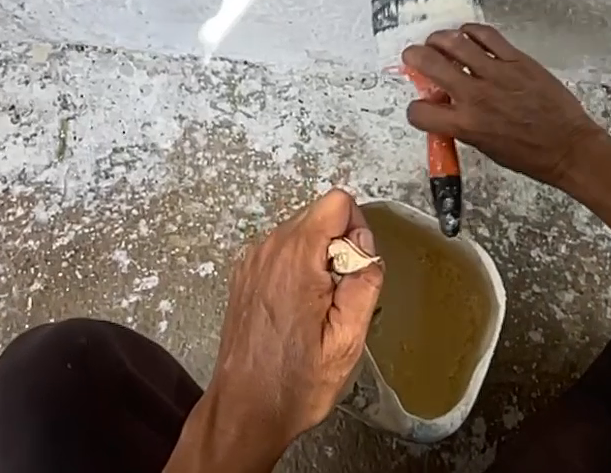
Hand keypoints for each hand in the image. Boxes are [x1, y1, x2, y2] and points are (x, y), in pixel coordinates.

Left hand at [204, 189, 383, 457]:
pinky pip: (282, 249)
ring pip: (302, 231)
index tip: (354, 271)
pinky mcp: (245, 271)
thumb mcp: (347, 339)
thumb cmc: (296, 382)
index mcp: (296, 256)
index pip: (337, 201)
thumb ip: (364, 282)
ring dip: (319, 257)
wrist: (245, 409)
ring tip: (316, 307)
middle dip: (339, 245)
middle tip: (337, 296)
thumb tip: (366, 247)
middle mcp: (270, 246)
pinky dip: (298, 266)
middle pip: (319, 214)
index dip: (357, 230)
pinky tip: (297, 308)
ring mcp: (253, 257)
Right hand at [402, 23, 607, 188]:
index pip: (420, 112)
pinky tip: (467, 35)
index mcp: (466, 124)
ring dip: (438, 39)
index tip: (423, 106)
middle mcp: (476, 96)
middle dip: (413, 56)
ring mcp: (497, 74)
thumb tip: (444, 102)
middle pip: (429, 63)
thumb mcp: (484, 145)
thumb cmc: (528, 154)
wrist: (570, 147)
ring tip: (437, 42)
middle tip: (414, 56)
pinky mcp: (517, 60)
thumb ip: (460, 123)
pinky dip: (470, 31)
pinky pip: (486, 35)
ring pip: (455, 42)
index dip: (416, 109)